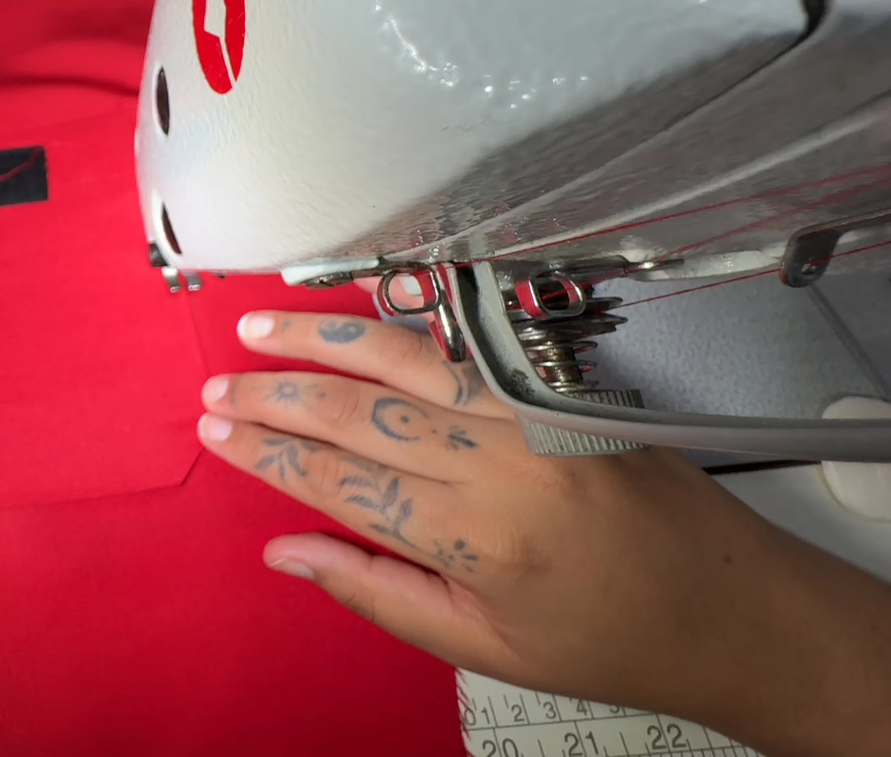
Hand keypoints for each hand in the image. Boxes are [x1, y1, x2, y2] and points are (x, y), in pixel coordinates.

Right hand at [198, 311, 890, 756]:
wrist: (746, 611)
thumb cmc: (609, 640)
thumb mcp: (483, 648)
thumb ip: (372, 590)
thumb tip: (283, 551)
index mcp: (478, 539)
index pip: (337, 482)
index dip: (264, 453)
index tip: (214, 432)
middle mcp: (498, 465)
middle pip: (353, 413)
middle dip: (269, 396)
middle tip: (215, 387)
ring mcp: (526, 415)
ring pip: (393, 359)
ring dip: (311, 341)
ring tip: (252, 329)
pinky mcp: (548, 390)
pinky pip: (450, 345)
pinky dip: (385, 324)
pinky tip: (343, 313)